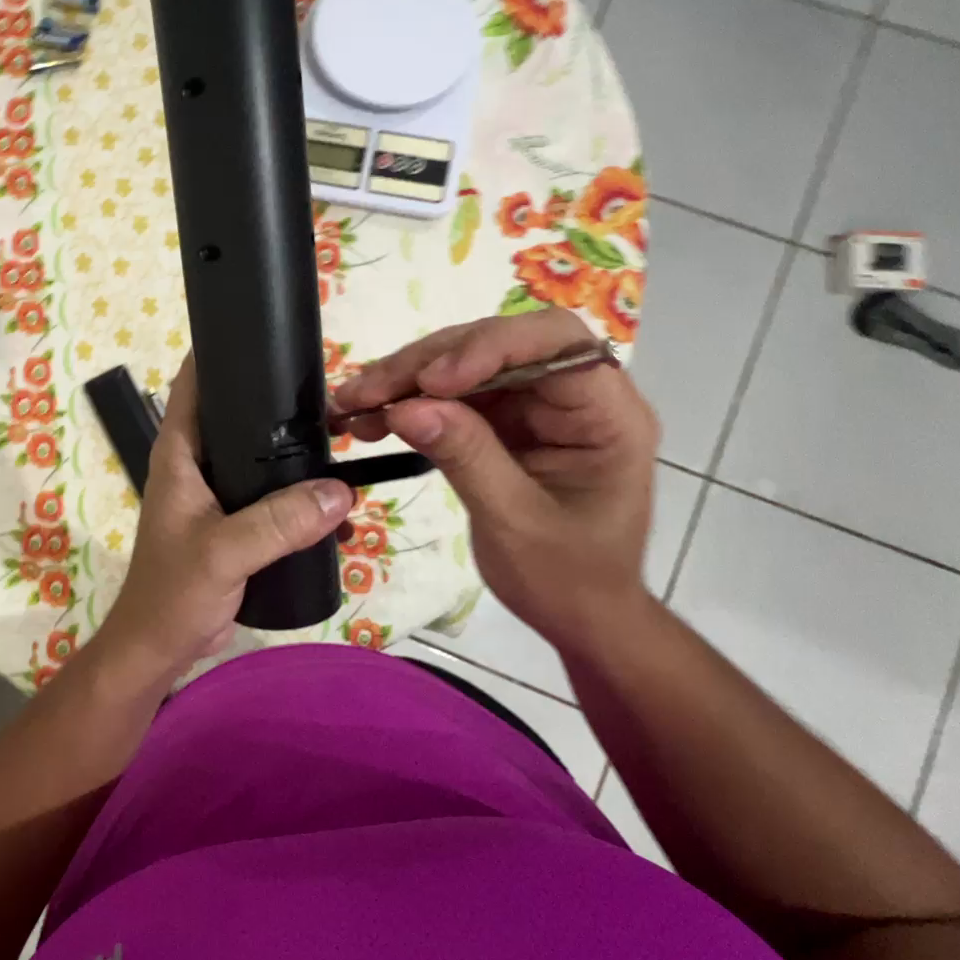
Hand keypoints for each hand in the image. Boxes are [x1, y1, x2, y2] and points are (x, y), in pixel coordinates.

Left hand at [100, 355, 354, 674]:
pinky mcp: (235, 523)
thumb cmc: (174, 593)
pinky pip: (273, 496)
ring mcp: (217, 493)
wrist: (161, 647)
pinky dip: (301, 494)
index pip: (197, 381)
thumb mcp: (225, 553)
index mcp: (180, 453)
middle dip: (282, 405)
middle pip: (241, 415)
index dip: (226, 351)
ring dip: (298, 454)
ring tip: (346, 443)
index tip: (275, 335)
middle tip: (335, 398)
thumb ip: (278, 522)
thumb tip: (341, 491)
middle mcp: (197, 463)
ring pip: (262, 457)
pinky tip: (336, 501)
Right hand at [331, 308, 659, 648]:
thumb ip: (467, 457)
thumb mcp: (515, 522)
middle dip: (427, 364)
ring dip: (405, 380)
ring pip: (465, 366)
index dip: (490, 347)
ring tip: (352, 403)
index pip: (555, 344)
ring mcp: (534, 407)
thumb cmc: (567, 578)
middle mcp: (573, 396)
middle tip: (365, 392)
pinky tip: (368, 419)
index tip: (431, 381)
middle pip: (499, 346)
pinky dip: (407, 405)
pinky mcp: (503, 423)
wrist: (578, 616)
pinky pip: (451, 399)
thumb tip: (406, 408)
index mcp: (607, 414)